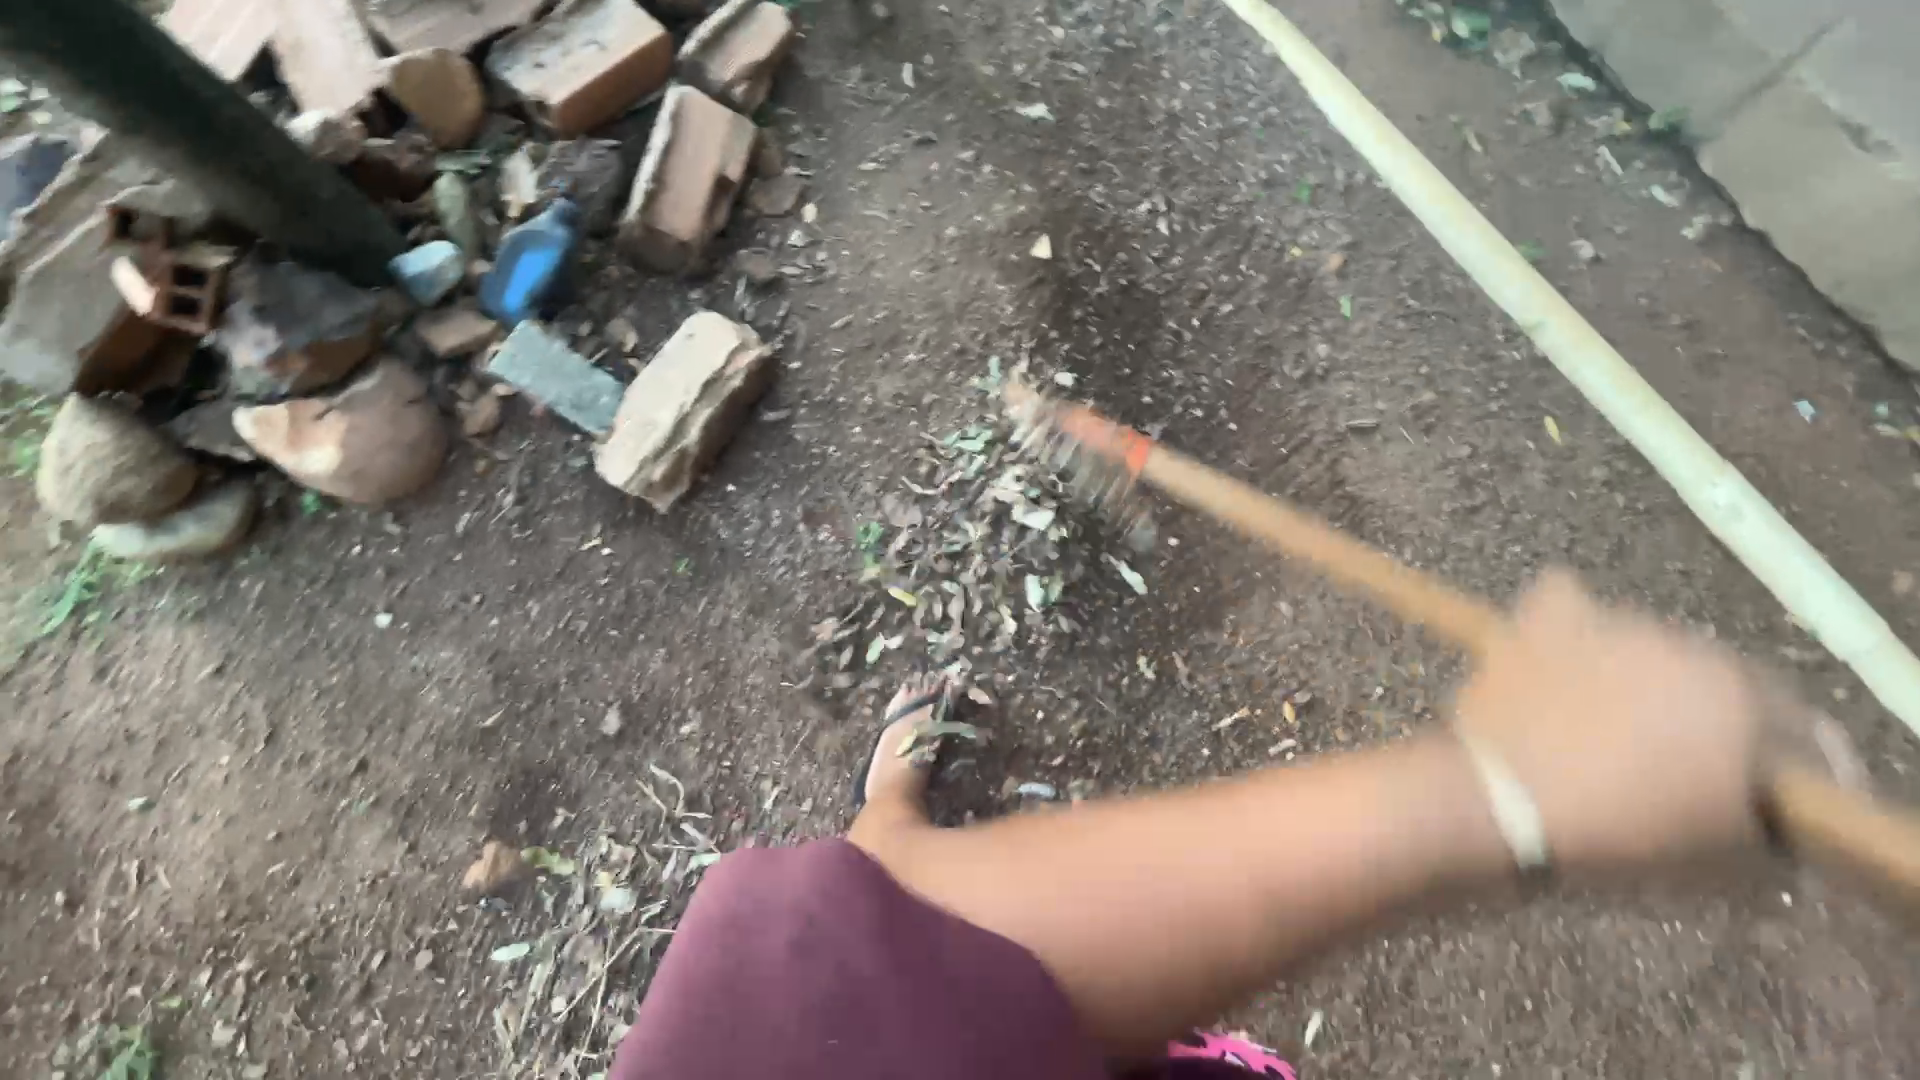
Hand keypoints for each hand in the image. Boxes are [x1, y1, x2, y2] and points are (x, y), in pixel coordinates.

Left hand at [1452, 570, 1793, 869]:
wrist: (1508, 798)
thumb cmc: (1622, 833)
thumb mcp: (1728, 854)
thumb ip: (1767, 821)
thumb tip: (1766, 811)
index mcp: (1743, 698)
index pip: (1787, 721)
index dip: (1775, 756)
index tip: (1756, 783)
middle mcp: (1682, 646)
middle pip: (1707, 675)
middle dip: (1696, 709)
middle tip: (1668, 748)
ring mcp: (1605, 626)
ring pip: (1637, 638)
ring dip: (1631, 668)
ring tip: (1604, 708)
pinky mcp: (1538, 623)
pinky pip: (1562, 599)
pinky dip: (1565, 620)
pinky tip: (1555, 643)